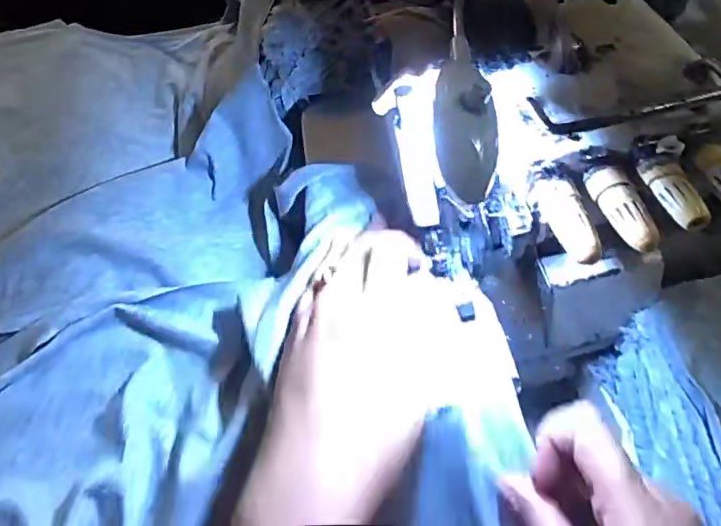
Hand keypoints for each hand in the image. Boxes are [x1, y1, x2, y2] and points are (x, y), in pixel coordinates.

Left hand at [235, 230, 458, 525]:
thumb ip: (427, 328)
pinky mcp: (290, 331)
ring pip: (330, 258)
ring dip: (354, 250)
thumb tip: (430, 294)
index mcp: (375, 310)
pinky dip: (328, 268)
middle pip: (358, 246)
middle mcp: (339, 301)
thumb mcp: (420, 383)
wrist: (308, 480)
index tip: (420, 264)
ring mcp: (309, 313)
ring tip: (370, 256)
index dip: (407, 247)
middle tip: (399, 258)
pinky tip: (337, 276)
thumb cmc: (376, 437)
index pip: (388, 249)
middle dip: (382, 241)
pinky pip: (311, 280)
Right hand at [499, 402, 699, 525]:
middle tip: (540, 518)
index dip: (549, 441)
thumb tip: (506, 476)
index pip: (585, 420)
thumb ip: (544, 518)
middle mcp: (663, 489)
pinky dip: (607, 513)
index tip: (537, 488)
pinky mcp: (685, 523)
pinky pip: (635, 502)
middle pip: (597, 451)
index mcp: (639, 493)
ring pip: (613, 480)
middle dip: (560, 477)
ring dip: (582, 499)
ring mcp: (679, 508)